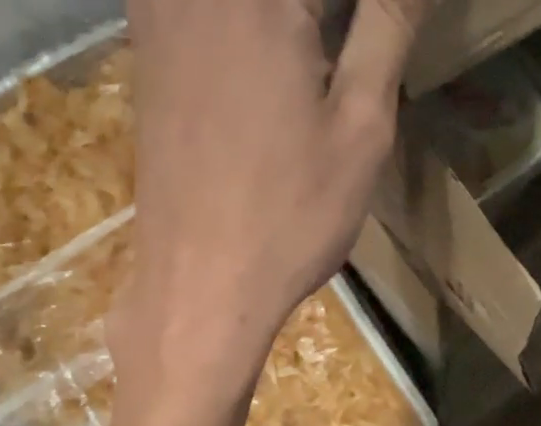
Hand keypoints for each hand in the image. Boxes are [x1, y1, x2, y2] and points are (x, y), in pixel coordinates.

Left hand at [112, 0, 425, 407]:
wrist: (200, 281)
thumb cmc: (293, 215)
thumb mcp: (361, 126)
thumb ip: (389, 24)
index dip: (373, 14)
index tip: (393, 32)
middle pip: (289, 0)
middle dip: (337, 19)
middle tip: (370, 42)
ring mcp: (160, 6)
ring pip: (252, 7)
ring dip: (300, 27)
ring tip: (339, 54)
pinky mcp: (148, 41)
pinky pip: (210, 11)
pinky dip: (256, 31)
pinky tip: (288, 63)